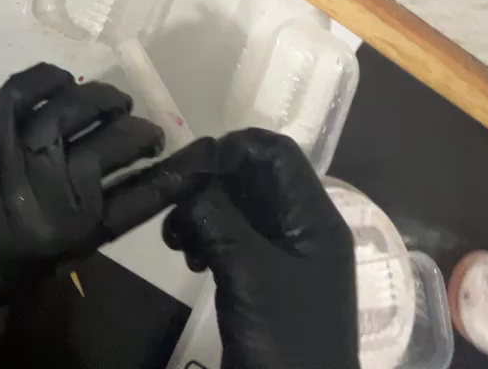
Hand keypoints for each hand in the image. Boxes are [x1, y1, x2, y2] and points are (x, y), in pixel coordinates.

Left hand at [0, 63, 214, 338]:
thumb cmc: (11, 261)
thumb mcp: (70, 248)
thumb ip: (110, 208)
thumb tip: (148, 171)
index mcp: (76, 223)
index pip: (145, 191)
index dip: (180, 170)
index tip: (203, 152)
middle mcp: (52, 180)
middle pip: (116, 142)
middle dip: (140, 132)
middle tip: (144, 129)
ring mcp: (18, 143)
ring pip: (78, 105)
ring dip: (104, 99)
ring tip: (113, 102)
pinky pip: (30, 83)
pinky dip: (53, 77)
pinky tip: (66, 84)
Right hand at [162, 128, 360, 368]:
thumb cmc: (284, 340)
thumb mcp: (248, 270)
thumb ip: (216, 214)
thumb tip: (185, 178)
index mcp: (314, 218)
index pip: (276, 152)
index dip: (234, 148)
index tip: (192, 167)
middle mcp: (302, 227)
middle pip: (253, 176)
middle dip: (210, 182)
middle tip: (173, 201)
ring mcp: (283, 255)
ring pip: (237, 204)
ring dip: (202, 210)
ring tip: (175, 236)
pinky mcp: (263, 278)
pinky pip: (231, 235)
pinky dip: (205, 235)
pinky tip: (187, 256)